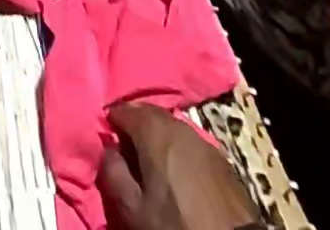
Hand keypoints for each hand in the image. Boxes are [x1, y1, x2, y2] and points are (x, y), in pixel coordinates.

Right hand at [100, 103, 256, 229]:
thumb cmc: (177, 224)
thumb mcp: (132, 208)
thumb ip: (112, 172)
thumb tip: (109, 151)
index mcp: (152, 129)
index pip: (120, 111)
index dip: (110, 126)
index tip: (108, 145)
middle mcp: (177, 125)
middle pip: (146, 114)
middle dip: (133, 128)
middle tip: (127, 153)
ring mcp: (202, 140)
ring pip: (169, 128)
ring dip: (156, 138)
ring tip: (152, 164)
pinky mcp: (221, 158)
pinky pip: (189, 144)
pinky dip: (178, 151)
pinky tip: (178, 173)